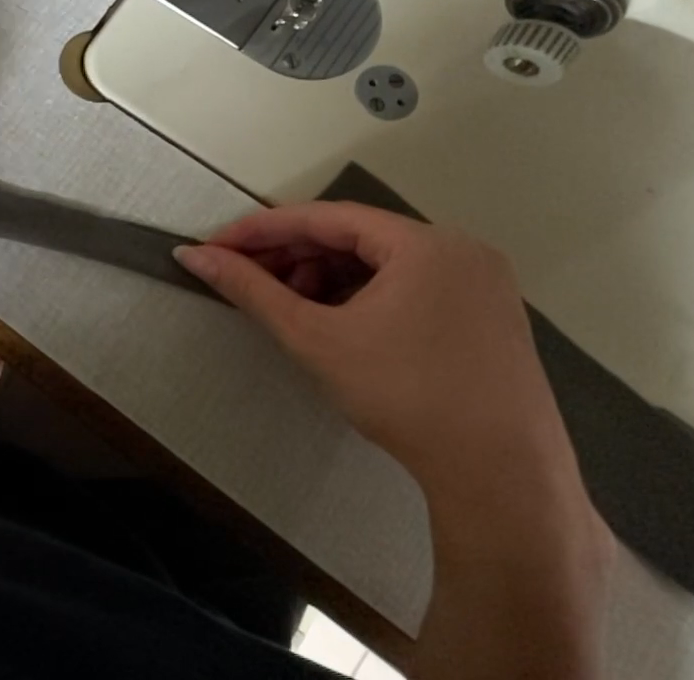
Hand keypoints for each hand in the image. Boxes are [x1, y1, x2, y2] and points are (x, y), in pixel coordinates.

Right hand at [174, 202, 574, 495]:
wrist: (501, 477)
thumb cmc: (404, 395)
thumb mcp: (313, 337)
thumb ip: (249, 288)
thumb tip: (192, 255)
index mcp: (425, 243)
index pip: (323, 217)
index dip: (260, 229)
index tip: (213, 246)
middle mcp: (459, 249)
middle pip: (353, 235)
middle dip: (291, 254)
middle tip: (243, 277)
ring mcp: (479, 282)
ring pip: (379, 260)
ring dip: (322, 274)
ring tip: (285, 305)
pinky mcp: (485, 314)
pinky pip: (407, 283)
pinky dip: (359, 293)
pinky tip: (331, 320)